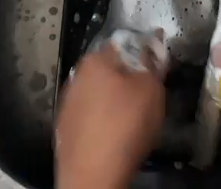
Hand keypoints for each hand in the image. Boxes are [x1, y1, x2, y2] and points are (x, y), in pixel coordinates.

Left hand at [55, 31, 166, 188]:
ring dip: (112, 99)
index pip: (125, 44)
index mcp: (96, 58)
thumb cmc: (125, 126)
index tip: (156, 67)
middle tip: (145, 95)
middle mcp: (76, 75)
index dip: (144, 54)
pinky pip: (89, 116)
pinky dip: (100, 120)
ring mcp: (67, 103)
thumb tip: (153, 44)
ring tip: (130, 118)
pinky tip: (112, 134)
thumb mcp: (152, 89)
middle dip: (127, 77)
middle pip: (109, 69)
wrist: (92, 177)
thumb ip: (153, 62)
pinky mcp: (64, 129)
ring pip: (98, 93)